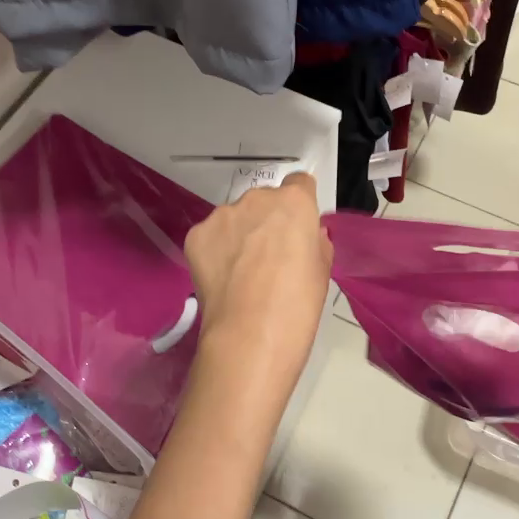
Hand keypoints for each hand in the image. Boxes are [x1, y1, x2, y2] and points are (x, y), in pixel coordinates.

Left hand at [183, 173, 332, 383]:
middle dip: (267, 221)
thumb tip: (307, 236)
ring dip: (239, 235)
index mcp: (294, 202)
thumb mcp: (322, 271)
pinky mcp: (196, 236)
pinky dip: (216, 251)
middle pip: (264, 201)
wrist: (249, 335)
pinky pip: (211, 236)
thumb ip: (315, 243)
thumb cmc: (298, 305)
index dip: (300, 206)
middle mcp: (256, 199)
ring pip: (234, 218)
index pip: (300, 184)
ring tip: (242, 274)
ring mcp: (221, 215)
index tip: (298, 229)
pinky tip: (223, 279)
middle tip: (269, 258)